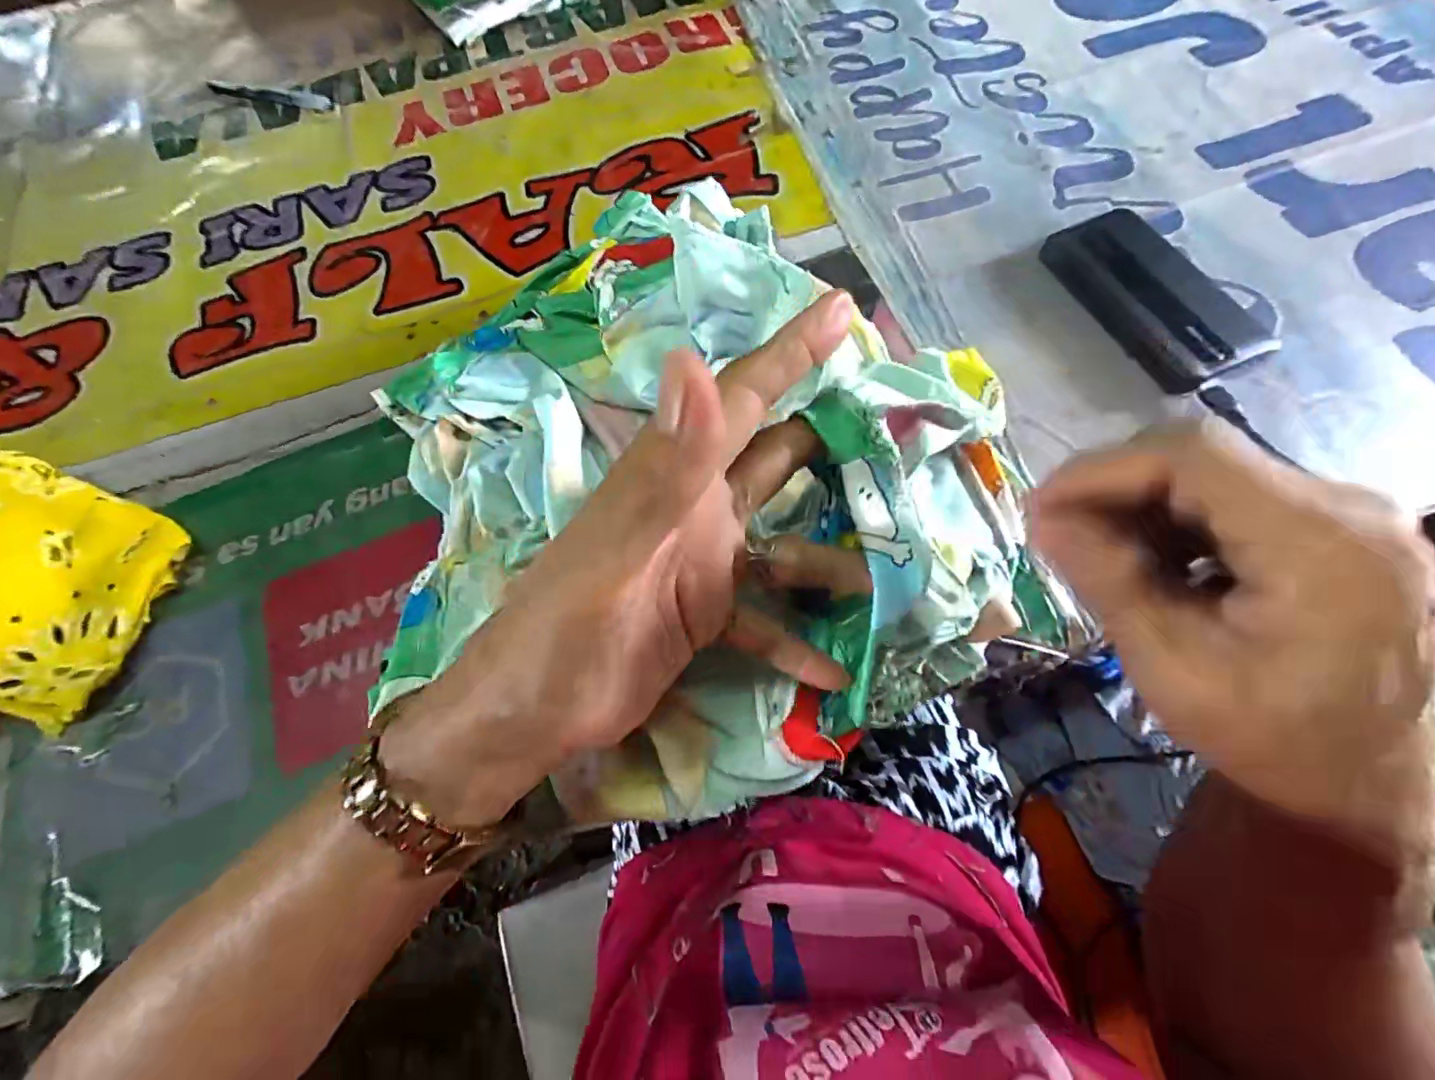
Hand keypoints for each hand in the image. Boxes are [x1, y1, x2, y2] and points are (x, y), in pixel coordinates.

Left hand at [381, 291, 859, 824]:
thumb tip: (694, 360)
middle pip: (773, 462)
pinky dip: (798, 642)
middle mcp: (694, 513)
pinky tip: (837, 669)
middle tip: (904, 436)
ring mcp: (701, 568)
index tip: (841, 309)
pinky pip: (764, 622)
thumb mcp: (622, 547)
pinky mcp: (702, 620)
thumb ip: (668, 467)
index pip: (739, 400)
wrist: (530, 712)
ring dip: (834, 563)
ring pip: (784, 548)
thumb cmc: (565, 630)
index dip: (788, 354)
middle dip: (833, 445)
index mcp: (674, 480)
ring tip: (897, 580)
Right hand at [1027, 421, 1434, 865]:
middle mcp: (1351, 510)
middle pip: (1203, 456)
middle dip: (1113, 485)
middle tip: (1055, 529)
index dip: (1102, 470)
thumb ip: (1108, 581)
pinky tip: (1146, 558)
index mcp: (1322, 545)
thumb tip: (1042, 519)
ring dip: (1138, 501)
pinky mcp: (1335, 530)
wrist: (1353, 782)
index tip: (1039, 508)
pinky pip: (1234, 496)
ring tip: (1093, 549)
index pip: (1194, 458)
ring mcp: (1350, 516)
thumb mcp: (1168, 663)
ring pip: (1213, 472)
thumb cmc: (1261, 735)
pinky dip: (1172, 516)